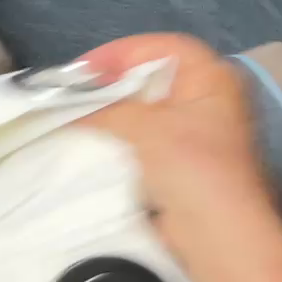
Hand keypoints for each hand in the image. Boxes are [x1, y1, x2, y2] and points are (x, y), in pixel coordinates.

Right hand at [77, 34, 277, 254]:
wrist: (216, 233)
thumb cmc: (191, 169)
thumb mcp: (146, 127)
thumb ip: (105, 109)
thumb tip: (65, 104)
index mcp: (211, 80)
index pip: (163, 48)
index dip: (120, 52)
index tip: (79, 72)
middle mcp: (205, 101)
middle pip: (151, 77)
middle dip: (109, 83)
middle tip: (71, 95)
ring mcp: (192, 134)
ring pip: (143, 110)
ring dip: (109, 113)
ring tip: (73, 118)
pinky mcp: (176, 164)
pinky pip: (139, 140)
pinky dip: (114, 138)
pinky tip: (89, 145)